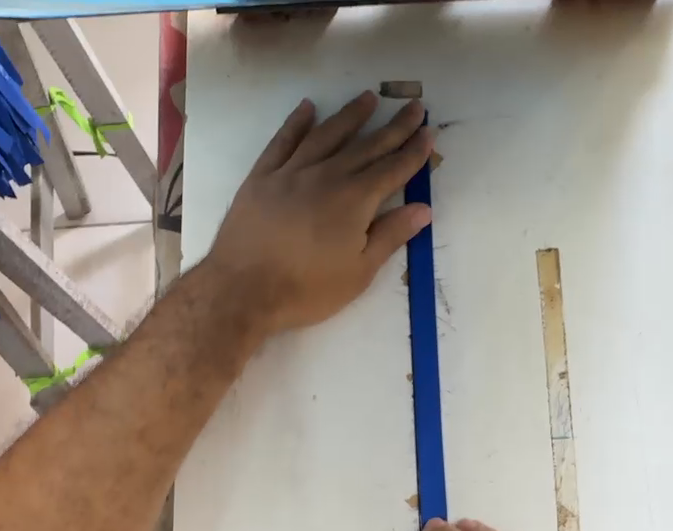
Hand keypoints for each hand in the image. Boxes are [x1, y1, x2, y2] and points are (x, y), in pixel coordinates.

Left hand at [197, 91, 434, 336]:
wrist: (243, 290)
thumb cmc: (306, 291)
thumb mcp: (358, 273)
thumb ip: (390, 237)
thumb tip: (422, 209)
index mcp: (355, 201)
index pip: (392, 169)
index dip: (413, 153)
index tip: (429, 133)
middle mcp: (326, 176)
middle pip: (366, 146)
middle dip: (393, 128)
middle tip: (413, 106)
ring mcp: (291, 173)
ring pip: (326, 135)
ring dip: (349, 116)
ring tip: (368, 98)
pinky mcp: (261, 177)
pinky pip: (282, 142)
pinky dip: (296, 123)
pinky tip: (307, 108)